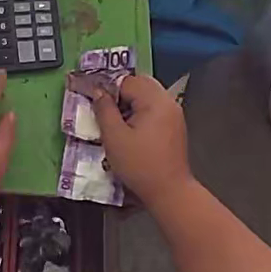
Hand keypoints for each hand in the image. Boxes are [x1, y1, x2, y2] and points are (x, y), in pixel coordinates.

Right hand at [91, 75, 193, 205]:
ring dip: (131, 103)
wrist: (169, 191)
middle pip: (140, 84)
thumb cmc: (139, 164)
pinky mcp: (175, 126)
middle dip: (121, 93)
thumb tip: (97, 91)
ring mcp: (174, 113)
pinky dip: (141, 112)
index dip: (109, 89)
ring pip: (148, 96)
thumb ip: (104, 110)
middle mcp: (168, 101)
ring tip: (117, 122)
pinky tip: (132, 131)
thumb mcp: (114, 137)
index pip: (127, 81)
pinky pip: (155, 109)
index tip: (95, 103)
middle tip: (105, 110)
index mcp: (155, 100)